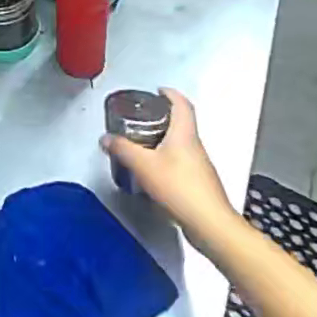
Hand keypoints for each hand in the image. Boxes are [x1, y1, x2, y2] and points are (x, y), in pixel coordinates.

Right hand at [101, 88, 239, 243]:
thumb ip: (121, 148)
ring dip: (164, 139)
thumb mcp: (142, 165)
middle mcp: (196, 147)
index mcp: (185, 134)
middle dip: (162, 117)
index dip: (171, 94)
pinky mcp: (200, 184)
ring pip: (182, 144)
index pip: (182, 105)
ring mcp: (201, 166)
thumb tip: (106, 139)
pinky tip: (154, 172)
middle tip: (142, 117)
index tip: (158, 91)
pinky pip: (182, 162)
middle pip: (182, 124)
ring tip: (142, 144)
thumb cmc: (179, 188)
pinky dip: (168, 159)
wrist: (211, 225)